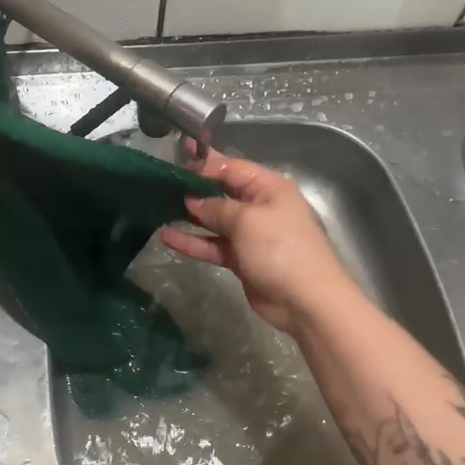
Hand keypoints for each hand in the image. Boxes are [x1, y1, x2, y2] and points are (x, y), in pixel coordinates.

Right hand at [158, 143, 357, 332]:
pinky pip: (213, 244)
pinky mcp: (242, 258)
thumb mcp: (247, 220)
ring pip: (214, 220)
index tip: (175, 163)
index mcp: (268, 187)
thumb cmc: (280, 248)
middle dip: (193, 188)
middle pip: (221, 191)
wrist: (307, 301)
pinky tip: (167, 237)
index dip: (204, 164)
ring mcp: (250, 234)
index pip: (231, 167)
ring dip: (189, 216)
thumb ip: (216, 207)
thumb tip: (192, 201)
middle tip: (160, 183)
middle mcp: (260, 206)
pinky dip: (193, 241)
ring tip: (158, 208)